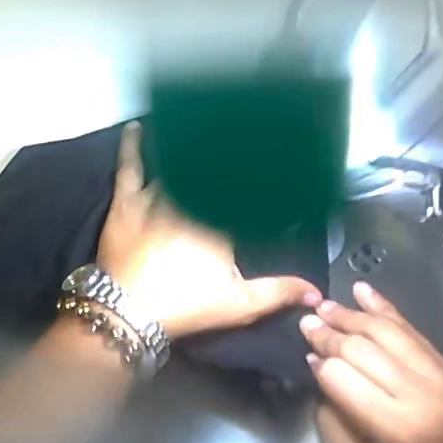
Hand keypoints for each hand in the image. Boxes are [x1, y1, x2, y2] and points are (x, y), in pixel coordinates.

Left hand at [97, 121, 320, 339]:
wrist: (128, 314)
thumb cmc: (185, 305)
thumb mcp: (239, 303)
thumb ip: (278, 291)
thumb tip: (315, 291)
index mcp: (221, 221)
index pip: (245, 191)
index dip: (258, 177)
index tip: (271, 164)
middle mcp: (189, 199)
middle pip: (211, 171)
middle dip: (226, 158)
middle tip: (237, 141)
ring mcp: (156, 196)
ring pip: (176, 163)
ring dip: (188, 148)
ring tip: (199, 130)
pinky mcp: (128, 200)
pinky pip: (130, 166)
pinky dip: (133, 146)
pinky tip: (138, 129)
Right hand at [302, 283, 442, 442]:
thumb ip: (339, 433)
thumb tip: (323, 383)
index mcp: (399, 428)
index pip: (344, 378)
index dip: (320, 364)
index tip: (302, 353)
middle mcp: (421, 392)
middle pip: (364, 349)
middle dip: (331, 333)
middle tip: (306, 320)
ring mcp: (442, 374)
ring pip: (388, 331)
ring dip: (353, 315)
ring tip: (325, 305)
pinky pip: (413, 330)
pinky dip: (386, 308)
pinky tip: (364, 291)